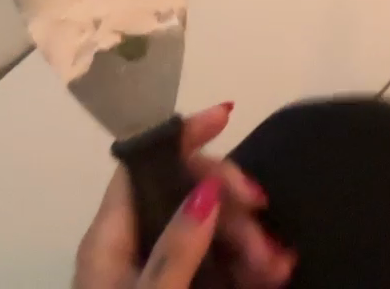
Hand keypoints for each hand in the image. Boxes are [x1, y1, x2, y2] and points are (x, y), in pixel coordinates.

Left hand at [74, 103, 295, 288]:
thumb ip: (177, 250)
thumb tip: (203, 187)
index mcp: (110, 240)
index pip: (142, 163)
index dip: (181, 135)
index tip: (228, 116)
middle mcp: (134, 247)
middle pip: (185, 190)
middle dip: (230, 198)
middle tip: (263, 216)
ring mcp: (162, 273)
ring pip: (211, 228)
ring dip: (248, 236)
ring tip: (279, 264)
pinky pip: (222, 265)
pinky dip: (250, 264)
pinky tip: (277, 272)